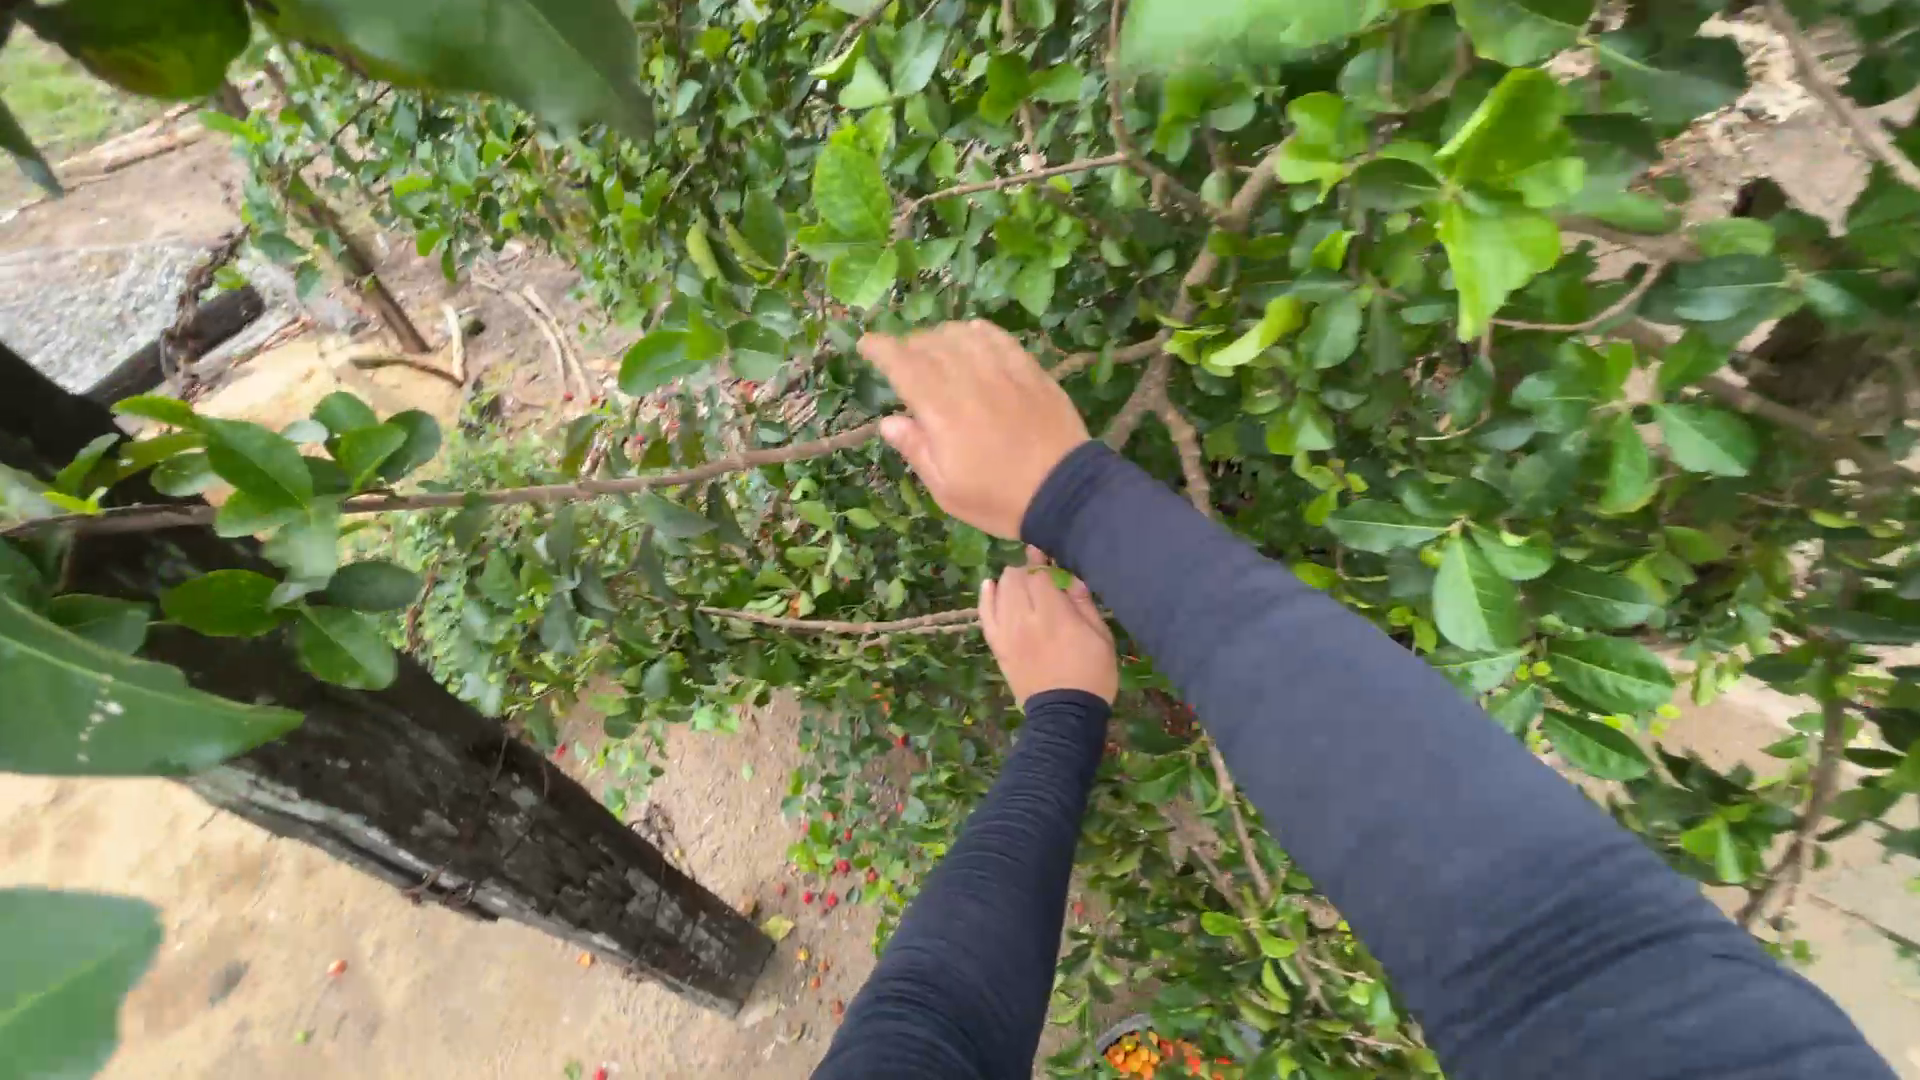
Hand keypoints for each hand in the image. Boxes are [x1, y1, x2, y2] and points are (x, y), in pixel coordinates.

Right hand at [859, 321, 1089, 538]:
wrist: (1065, 493)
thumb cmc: (999, 499)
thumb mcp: (947, 490)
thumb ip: (916, 450)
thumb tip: (888, 421)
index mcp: (942, 410)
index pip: (903, 364)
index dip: (880, 349)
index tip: (866, 344)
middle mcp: (970, 380)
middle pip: (930, 345)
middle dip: (908, 345)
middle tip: (901, 358)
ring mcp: (1003, 372)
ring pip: (963, 336)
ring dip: (940, 337)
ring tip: (934, 349)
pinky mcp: (1031, 371)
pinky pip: (999, 339)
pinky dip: (979, 333)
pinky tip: (972, 336)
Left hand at [981, 547, 1117, 704]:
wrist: (1065, 714)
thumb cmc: (1092, 675)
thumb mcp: (1102, 637)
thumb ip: (1084, 604)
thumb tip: (1070, 578)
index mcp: (1054, 614)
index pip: (1039, 573)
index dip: (1043, 562)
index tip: (1048, 558)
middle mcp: (1024, 619)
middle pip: (1016, 578)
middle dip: (1026, 569)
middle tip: (1038, 573)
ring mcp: (1007, 633)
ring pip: (1000, 592)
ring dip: (1010, 581)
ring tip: (1020, 580)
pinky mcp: (998, 646)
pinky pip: (985, 615)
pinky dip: (986, 597)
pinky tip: (989, 585)